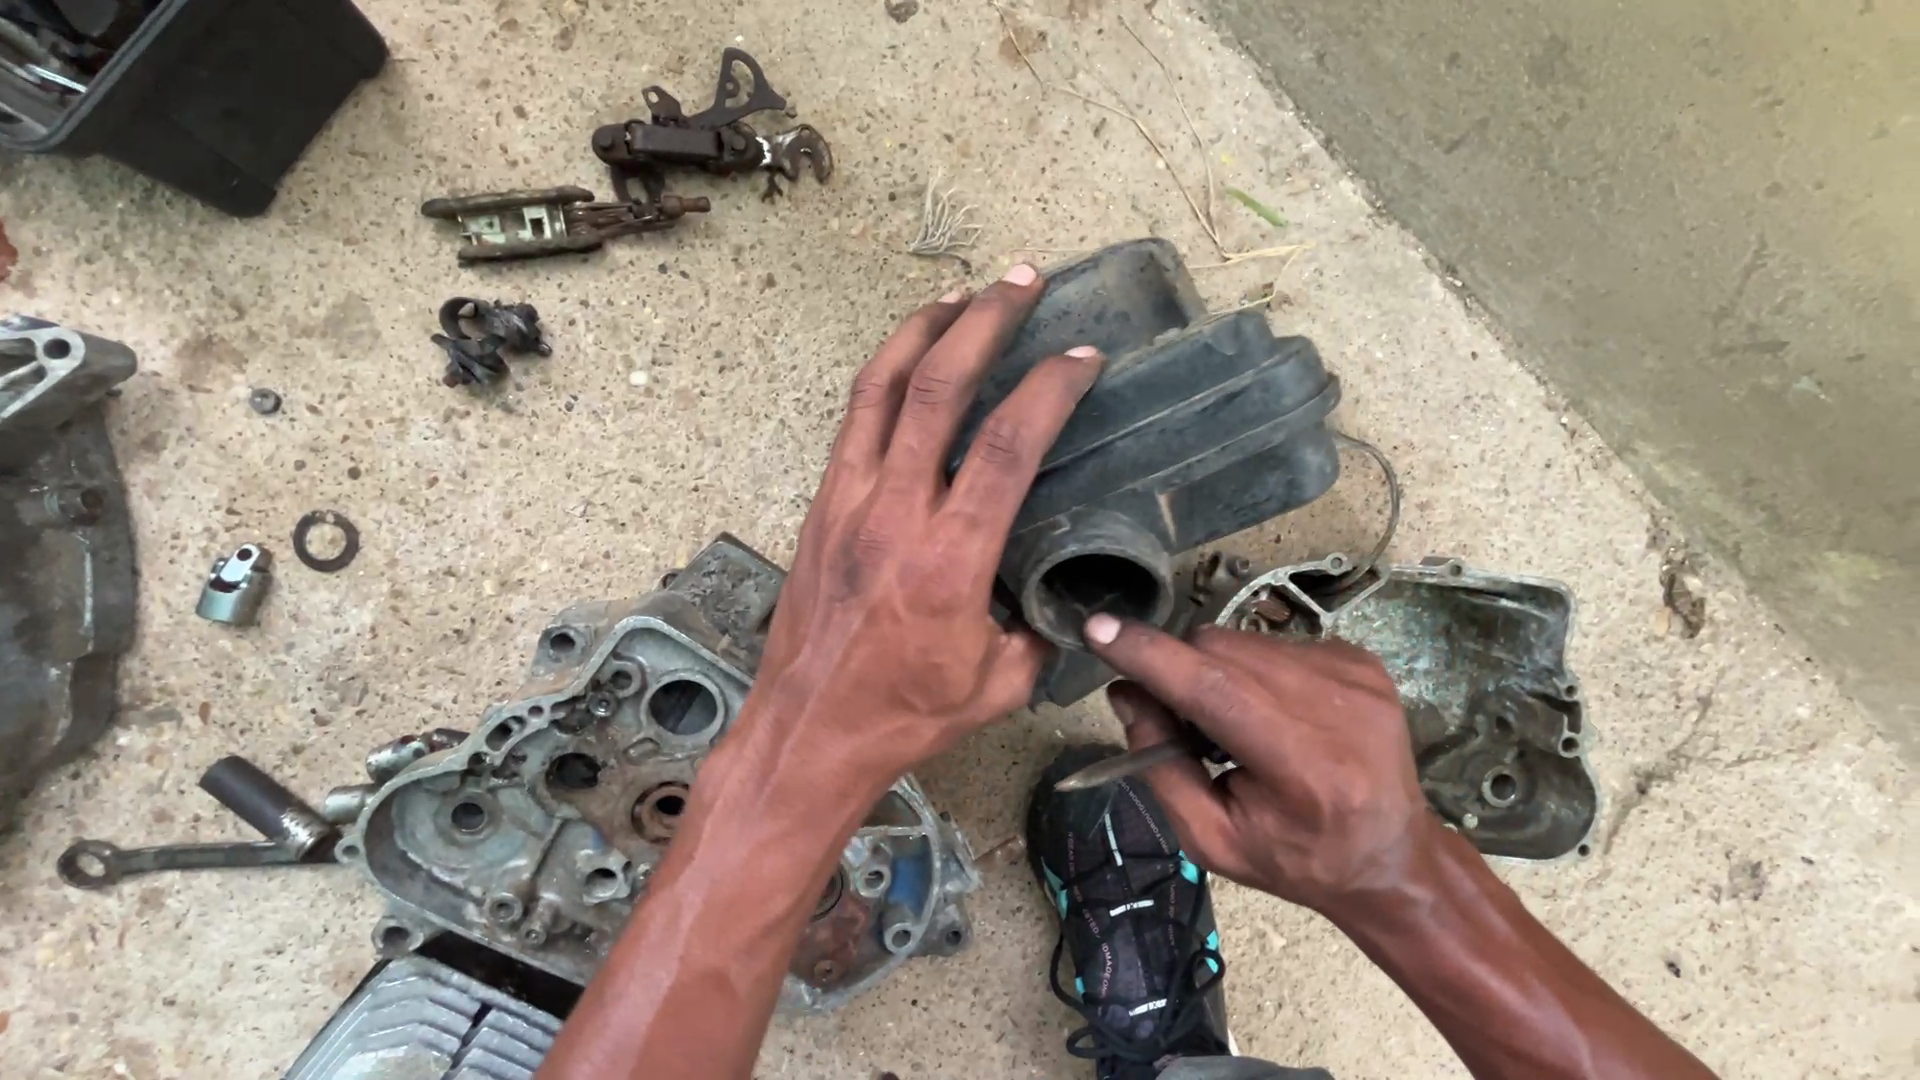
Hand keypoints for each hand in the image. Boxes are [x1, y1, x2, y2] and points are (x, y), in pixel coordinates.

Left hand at [731, 266, 1104, 805]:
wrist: (809, 730)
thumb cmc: (902, 714)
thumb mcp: (998, 683)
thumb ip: (1036, 630)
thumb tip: (1053, 595)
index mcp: (950, 558)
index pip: (1008, 445)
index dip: (1049, 389)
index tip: (1080, 359)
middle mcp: (895, 514)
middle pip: (938, 389)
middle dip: (984, 322)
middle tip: (1020, 280)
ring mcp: (848, 502)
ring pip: (881, 387)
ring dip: (924, 329)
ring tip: (960, 294)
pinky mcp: (821, 505)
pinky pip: (852, 418)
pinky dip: (883, 373)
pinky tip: (907, 357)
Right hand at [1084, 614, 1434, 912]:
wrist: (1392, 856)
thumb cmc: (1295, 858)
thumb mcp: (1211, 840)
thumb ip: (1160, 767)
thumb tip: (1125, 692)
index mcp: (1304, 766)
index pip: (1213, 689)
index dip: (1151, 656)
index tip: (1098, 629)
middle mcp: (1337, 707)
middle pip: (1218, 651)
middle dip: (1178, 671)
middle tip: (1182, 721)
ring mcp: (1355, 675)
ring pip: (1239, 640)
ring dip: (1213, 670)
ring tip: (1233, 723)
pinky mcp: (1361, 659)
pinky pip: (1269, 642)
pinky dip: (1248, 669)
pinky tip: (1268, 711)